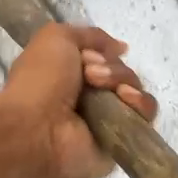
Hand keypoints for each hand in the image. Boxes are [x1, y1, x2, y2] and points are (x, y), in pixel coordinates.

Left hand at [0, 24, 157, 177]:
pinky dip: (139, 104)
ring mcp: (106, 122)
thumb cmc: (39, 81)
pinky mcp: (121, 142)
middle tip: (90, 76)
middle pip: (123, 74)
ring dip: (123, 82)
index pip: (105, 59)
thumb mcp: (55, 38)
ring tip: (102, 88)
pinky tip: (124, 100)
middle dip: (112, 68)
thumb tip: (120, 48)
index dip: (101, 53)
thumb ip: (88, 35)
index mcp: (70, 78)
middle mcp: (89, 100)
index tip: (87, 57)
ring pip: (135, 92)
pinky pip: (144, 117)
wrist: (34, 129)